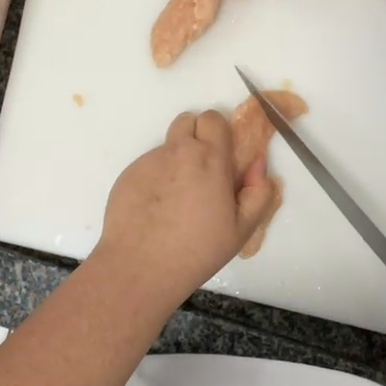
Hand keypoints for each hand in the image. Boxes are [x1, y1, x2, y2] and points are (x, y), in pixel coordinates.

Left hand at [91, 111, 274, 304]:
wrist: (140, 266)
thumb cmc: (197, 250)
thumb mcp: (242, 228)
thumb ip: (258, 191)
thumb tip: (256, 163)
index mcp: (209, 159)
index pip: (213, 118)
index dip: (218, 133)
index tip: (221, 158)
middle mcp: (177, 152)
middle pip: (187, 121)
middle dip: (196, 136)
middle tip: (201, 171)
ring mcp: (148, 162)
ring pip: (166, 147)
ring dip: (176, 161)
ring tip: (176, 199)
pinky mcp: (127, 175)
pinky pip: (147, 167)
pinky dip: (155, 179)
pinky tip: (156, 210)